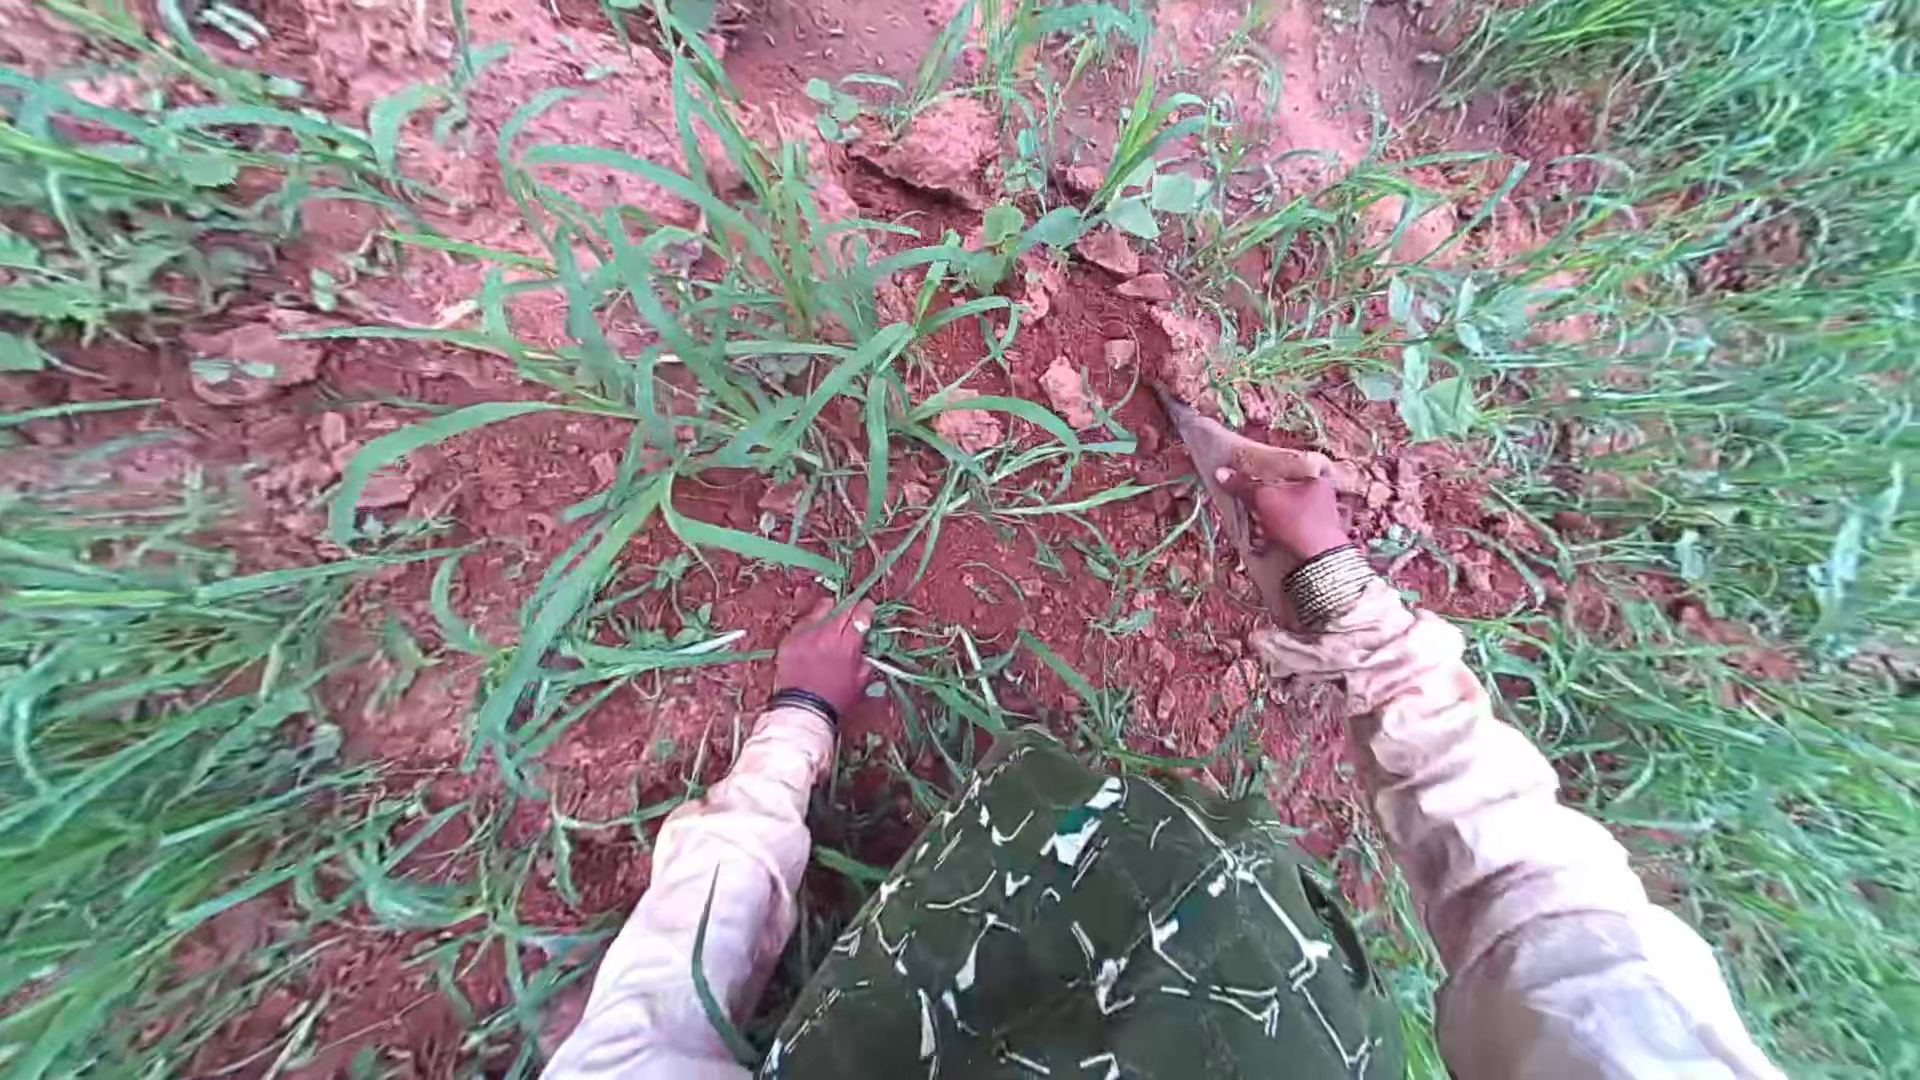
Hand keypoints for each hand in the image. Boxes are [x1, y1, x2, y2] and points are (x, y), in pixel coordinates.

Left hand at [774, 596, 875, 714]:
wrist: (802, 709)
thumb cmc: (834, 698)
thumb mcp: (861, 681)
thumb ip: (867, 660)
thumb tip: (868, 645)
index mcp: (847, 644)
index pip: (861, 614)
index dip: (867, 608)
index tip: (869, 608)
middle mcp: (826, 634)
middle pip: (843, 607)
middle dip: (851, 607)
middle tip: (853, 612)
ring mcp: (806, 634)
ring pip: (822, 608)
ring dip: (831, 610)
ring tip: (833, 619)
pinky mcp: (790, 639)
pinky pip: (804, 622)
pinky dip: (813, 624)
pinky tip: (815, 633)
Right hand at [1214, 466, 1348, 561]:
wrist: (1318, 558)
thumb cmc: (1296, 521)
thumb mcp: (1265, 498)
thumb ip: (1243, 484)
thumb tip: (1219, 472)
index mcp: (1313, 475)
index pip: (1278, 466)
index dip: (1255, 473)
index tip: (1238, 479)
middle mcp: (1319, 491)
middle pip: (1277, 488)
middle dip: (1258, 499)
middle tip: (1247, 506)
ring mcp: (1318, 512)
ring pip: (1279, 508)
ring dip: (1263, 516)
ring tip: (1257, 526)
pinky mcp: (1313, 531)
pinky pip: (1285, 524)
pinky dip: (1272, 528)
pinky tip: (1265, 536)